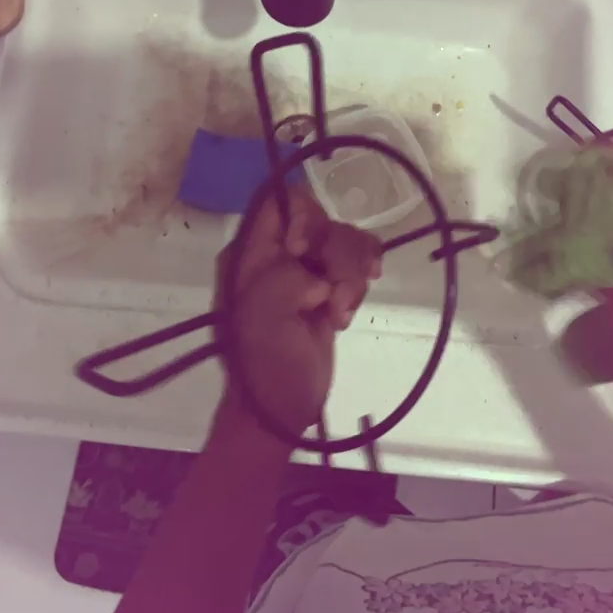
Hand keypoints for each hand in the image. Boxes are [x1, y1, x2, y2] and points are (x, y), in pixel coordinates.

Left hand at [214, 191, 382, 438]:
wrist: (282, 410)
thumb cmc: (264, 363)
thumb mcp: (263, 315)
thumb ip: (285, 276)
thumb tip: (317, 278)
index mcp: (251, 253)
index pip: (279, 202)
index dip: (302, 218)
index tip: (304, 252)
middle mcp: (278, 254)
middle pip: (322, 220)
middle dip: (337, 256)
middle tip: (332, 294)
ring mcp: (306, 271)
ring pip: (345, 241)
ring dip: (352, 275)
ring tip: (340, 313)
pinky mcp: (331, 288)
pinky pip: (357, 262)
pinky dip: (361, 280)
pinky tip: (350, 309)